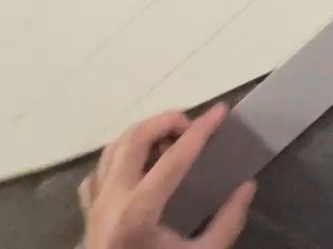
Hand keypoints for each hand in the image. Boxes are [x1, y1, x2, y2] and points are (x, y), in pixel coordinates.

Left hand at [79, 105, 256, 248]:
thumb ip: (227, 222)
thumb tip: (246, 185)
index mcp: (138, 214)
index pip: (176, 156)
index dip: (202, 129)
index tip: (222, 109)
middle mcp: (111, 202)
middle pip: (136, 138)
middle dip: (167, 121)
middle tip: (193, 127)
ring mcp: (94, 209)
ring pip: (113, 149)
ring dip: (143, 135)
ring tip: (170, 141)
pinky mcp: (86, 218)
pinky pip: (97, 173)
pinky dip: (118, 159)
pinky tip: (137, 169)